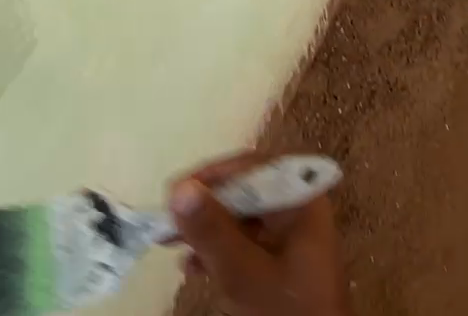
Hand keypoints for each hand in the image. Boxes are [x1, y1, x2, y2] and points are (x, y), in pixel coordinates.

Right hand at [167, 152, 351, 315]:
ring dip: (209, 230)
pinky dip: (222, 250)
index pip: (252, 166)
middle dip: (206, 206)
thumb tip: (179, 188)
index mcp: (301, 197)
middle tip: (167, 223)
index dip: (212, 175)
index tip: (175, 193)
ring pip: (244, 218)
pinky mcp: (285, 259)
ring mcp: (294, 233)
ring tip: (172, 244)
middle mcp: (299, 206)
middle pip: (246, 191)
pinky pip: (249, 242)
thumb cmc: (285, 310)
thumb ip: (212, 231)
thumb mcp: (243, 272)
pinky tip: (194, 267)